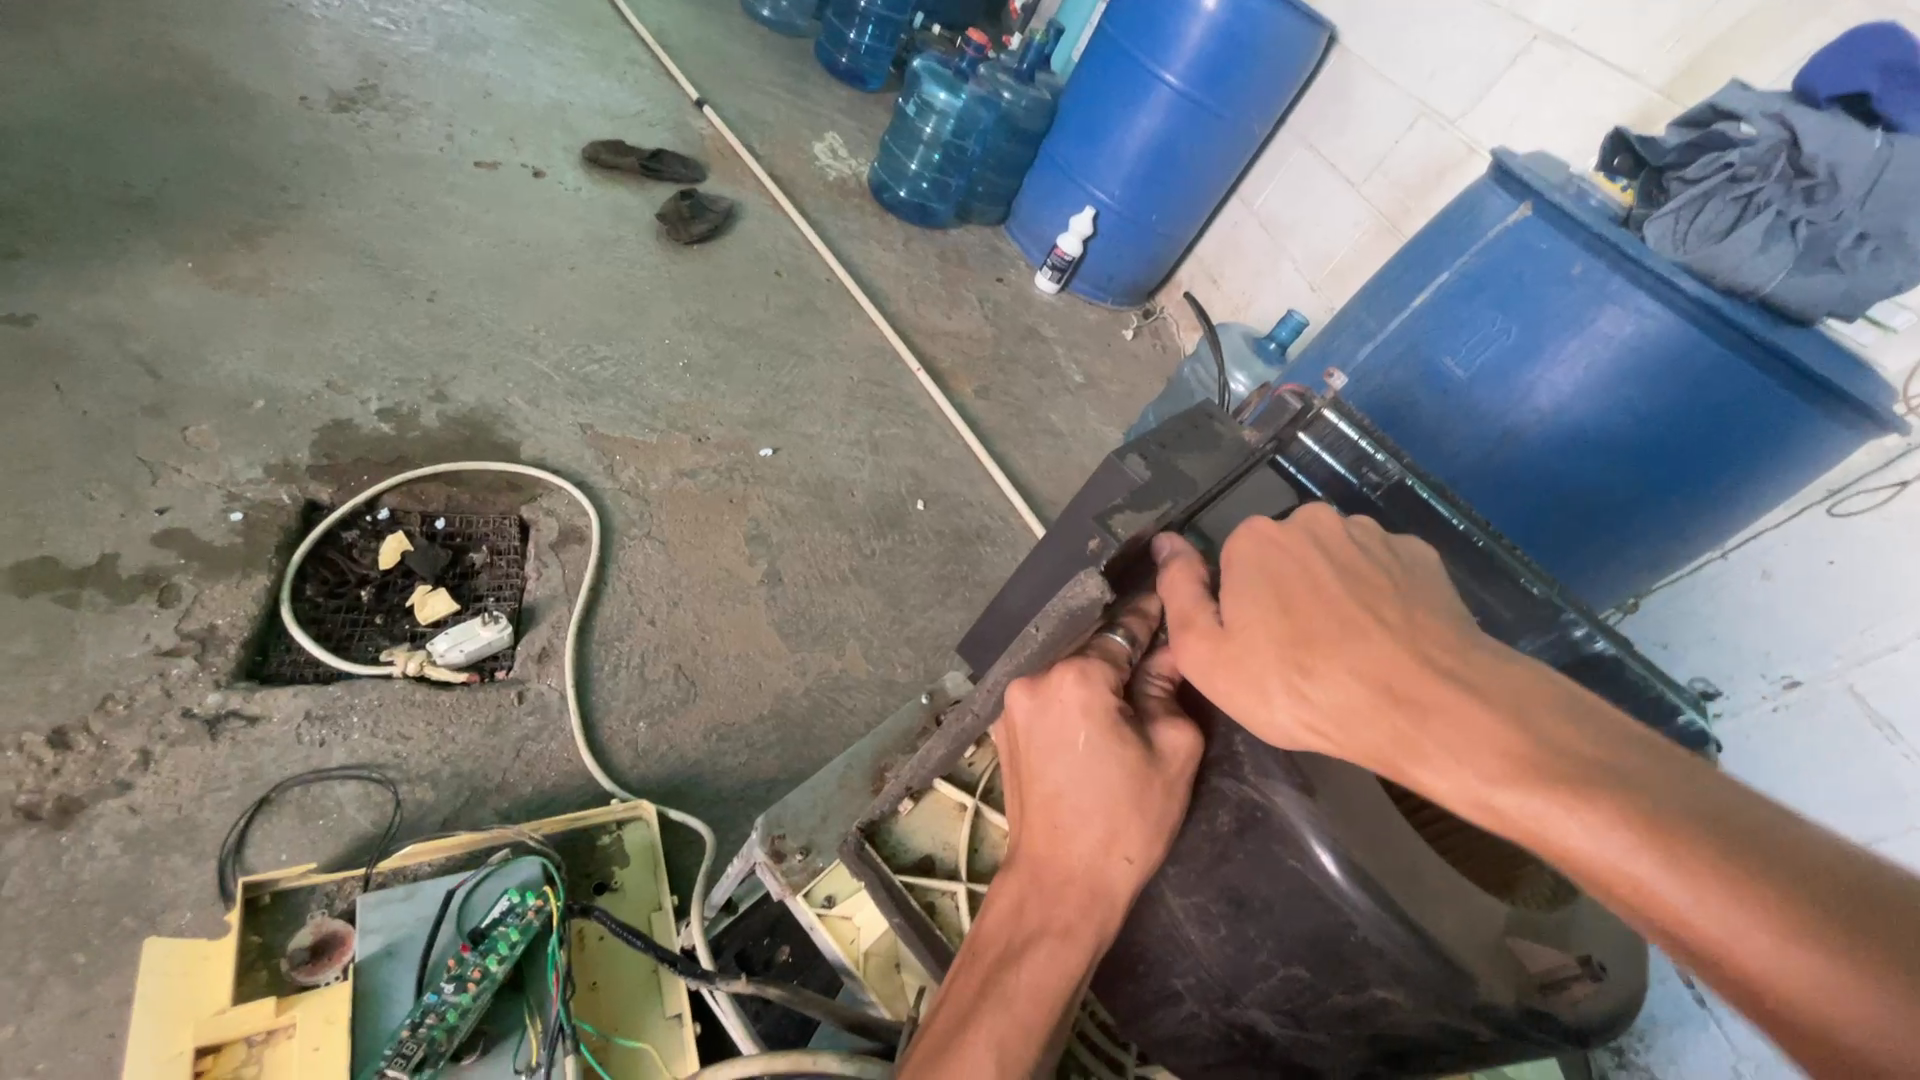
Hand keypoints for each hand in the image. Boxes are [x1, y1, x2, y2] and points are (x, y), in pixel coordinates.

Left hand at [991, 591, 1204, 939]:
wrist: (1060, 881)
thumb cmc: (1127, 822)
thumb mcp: (1172, 751)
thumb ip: (1168, 689)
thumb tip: (1168, 654)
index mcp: (1075, 677)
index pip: (1121, 630)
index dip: (1147, 617)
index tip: (1165, 598)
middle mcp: (1033, 678)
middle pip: (1088, 650)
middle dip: (1121, 652)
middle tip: (1156, 655)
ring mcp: (1010, 703)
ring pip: (1064, 671)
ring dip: (1093, 675)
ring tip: (1129, 687)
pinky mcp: (1002, 727)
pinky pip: (1045, 695)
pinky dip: (1069, 696)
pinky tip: (1093, 715)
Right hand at [1152, 504, 1524, 785]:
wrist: (1423, 705)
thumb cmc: (1298, 686)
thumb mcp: (1208, 657)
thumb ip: (1178, 593)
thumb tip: (1165, 544)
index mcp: (1255, 539)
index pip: (1230, 563)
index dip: (1236, 607)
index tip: (1252, 648)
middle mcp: (1311, 520)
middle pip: (1282, 557)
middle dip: (1283, 594)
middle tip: (1297, 653)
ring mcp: (1372, 534)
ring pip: (1333, 561)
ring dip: (1331, 593)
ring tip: (1346, 650)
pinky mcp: (1420, 555)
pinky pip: (1381, 571)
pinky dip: (1376, 597)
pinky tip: (1384, 639)